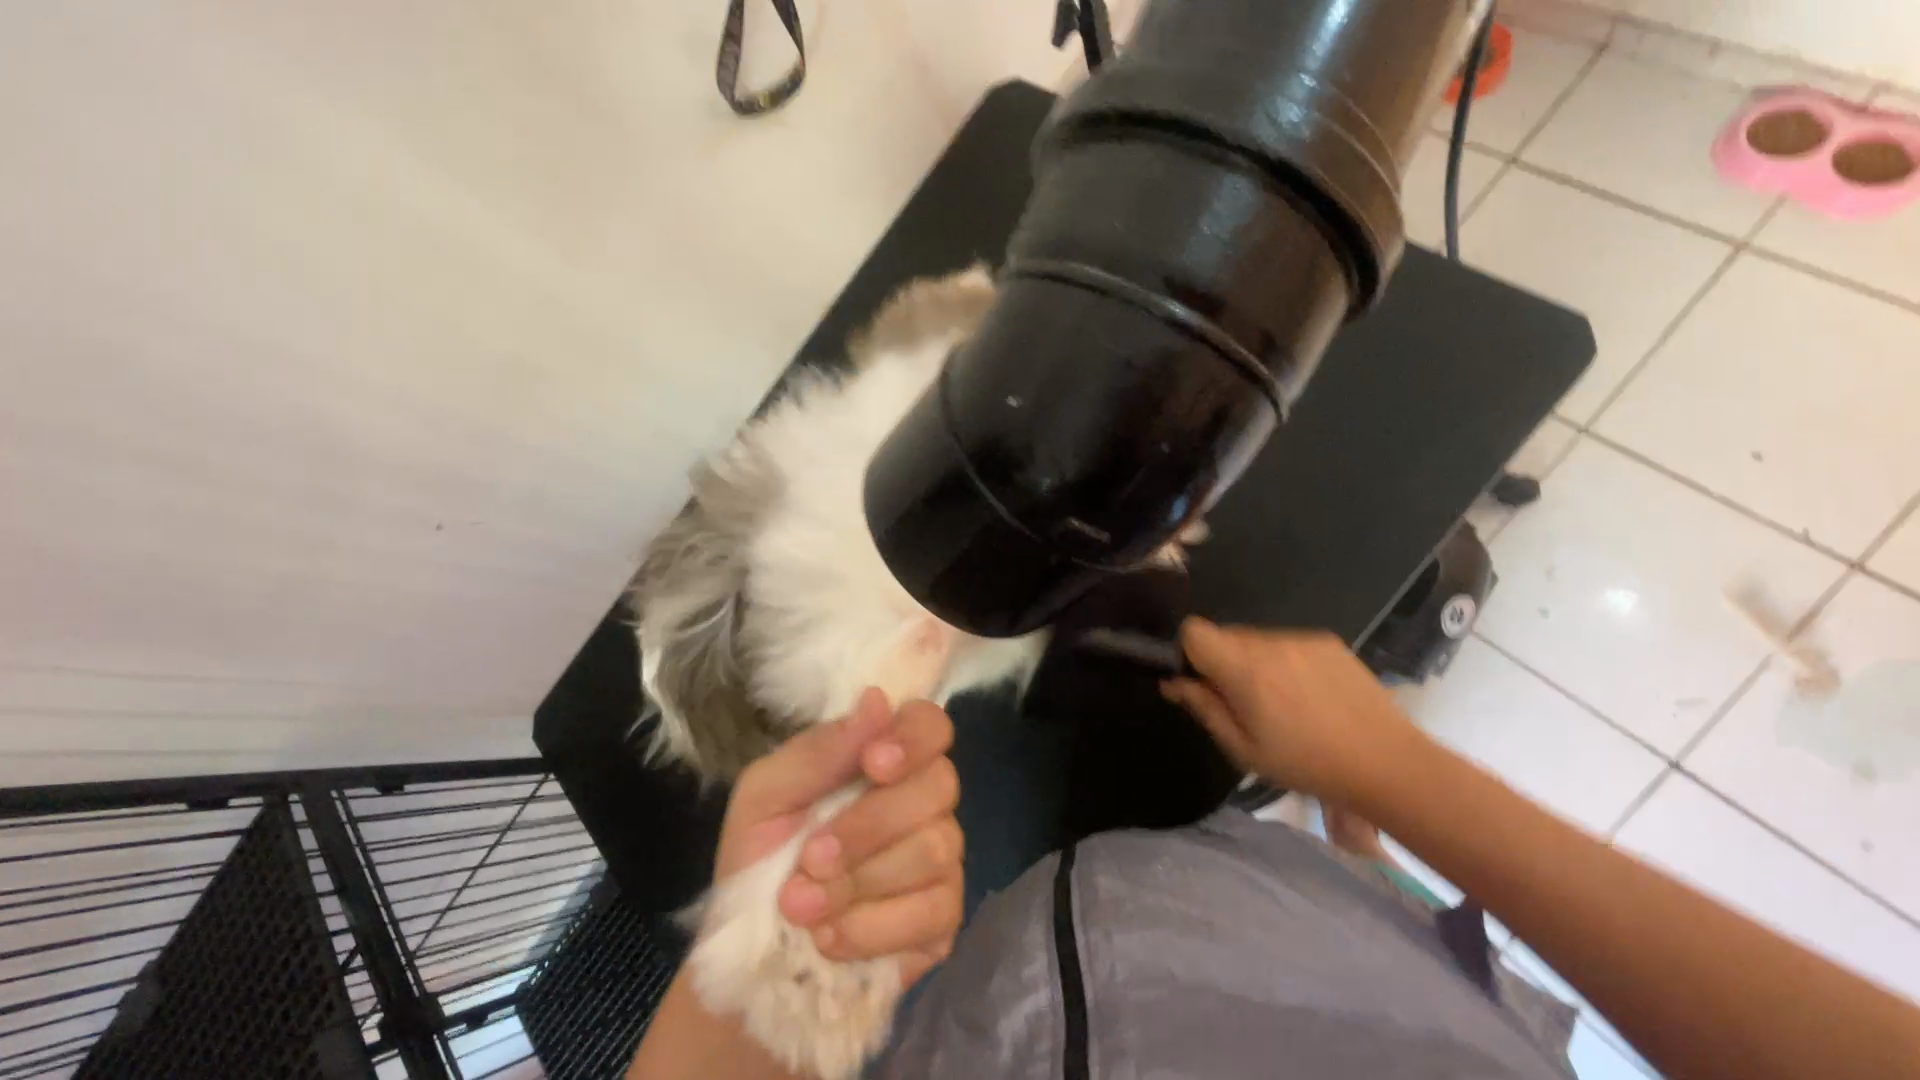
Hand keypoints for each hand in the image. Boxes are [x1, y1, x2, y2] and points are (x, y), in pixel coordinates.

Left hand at [713, 689, 963, 987]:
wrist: (746, 952)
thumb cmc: (758, 857)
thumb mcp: (766, 796)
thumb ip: (820, 751)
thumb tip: (878, 699)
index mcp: (884, 759)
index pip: (930, 725)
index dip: (912, 739)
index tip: (872, 763)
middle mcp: (923, 802)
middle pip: (939, 787)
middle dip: (868, 825)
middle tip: (810, 857)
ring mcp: (941, 861)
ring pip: (935, 850)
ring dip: (858, 881)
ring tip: (799, 905)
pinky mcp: (942, 919)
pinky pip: (931, 912)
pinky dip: (870, 927)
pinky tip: (830, 937)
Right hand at [1160, 618, 1422, 802]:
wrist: (1387, 762)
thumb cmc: (1306, 764)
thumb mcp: (1244, 750)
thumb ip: (1204, 709)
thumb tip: (1173, 682)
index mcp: (1244, 669)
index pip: (1194, 630)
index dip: (1189, 653)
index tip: (1201, 684)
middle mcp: (1270, 643)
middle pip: (1225, 635)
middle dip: (1222, 662)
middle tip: (1242, 704)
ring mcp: (1302, 639)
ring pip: (1257, 640)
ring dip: (1254, 663)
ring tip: (1281, 704)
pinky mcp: (1329, 641)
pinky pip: (1288, 644)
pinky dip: (1285, 663)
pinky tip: (1309, 697)